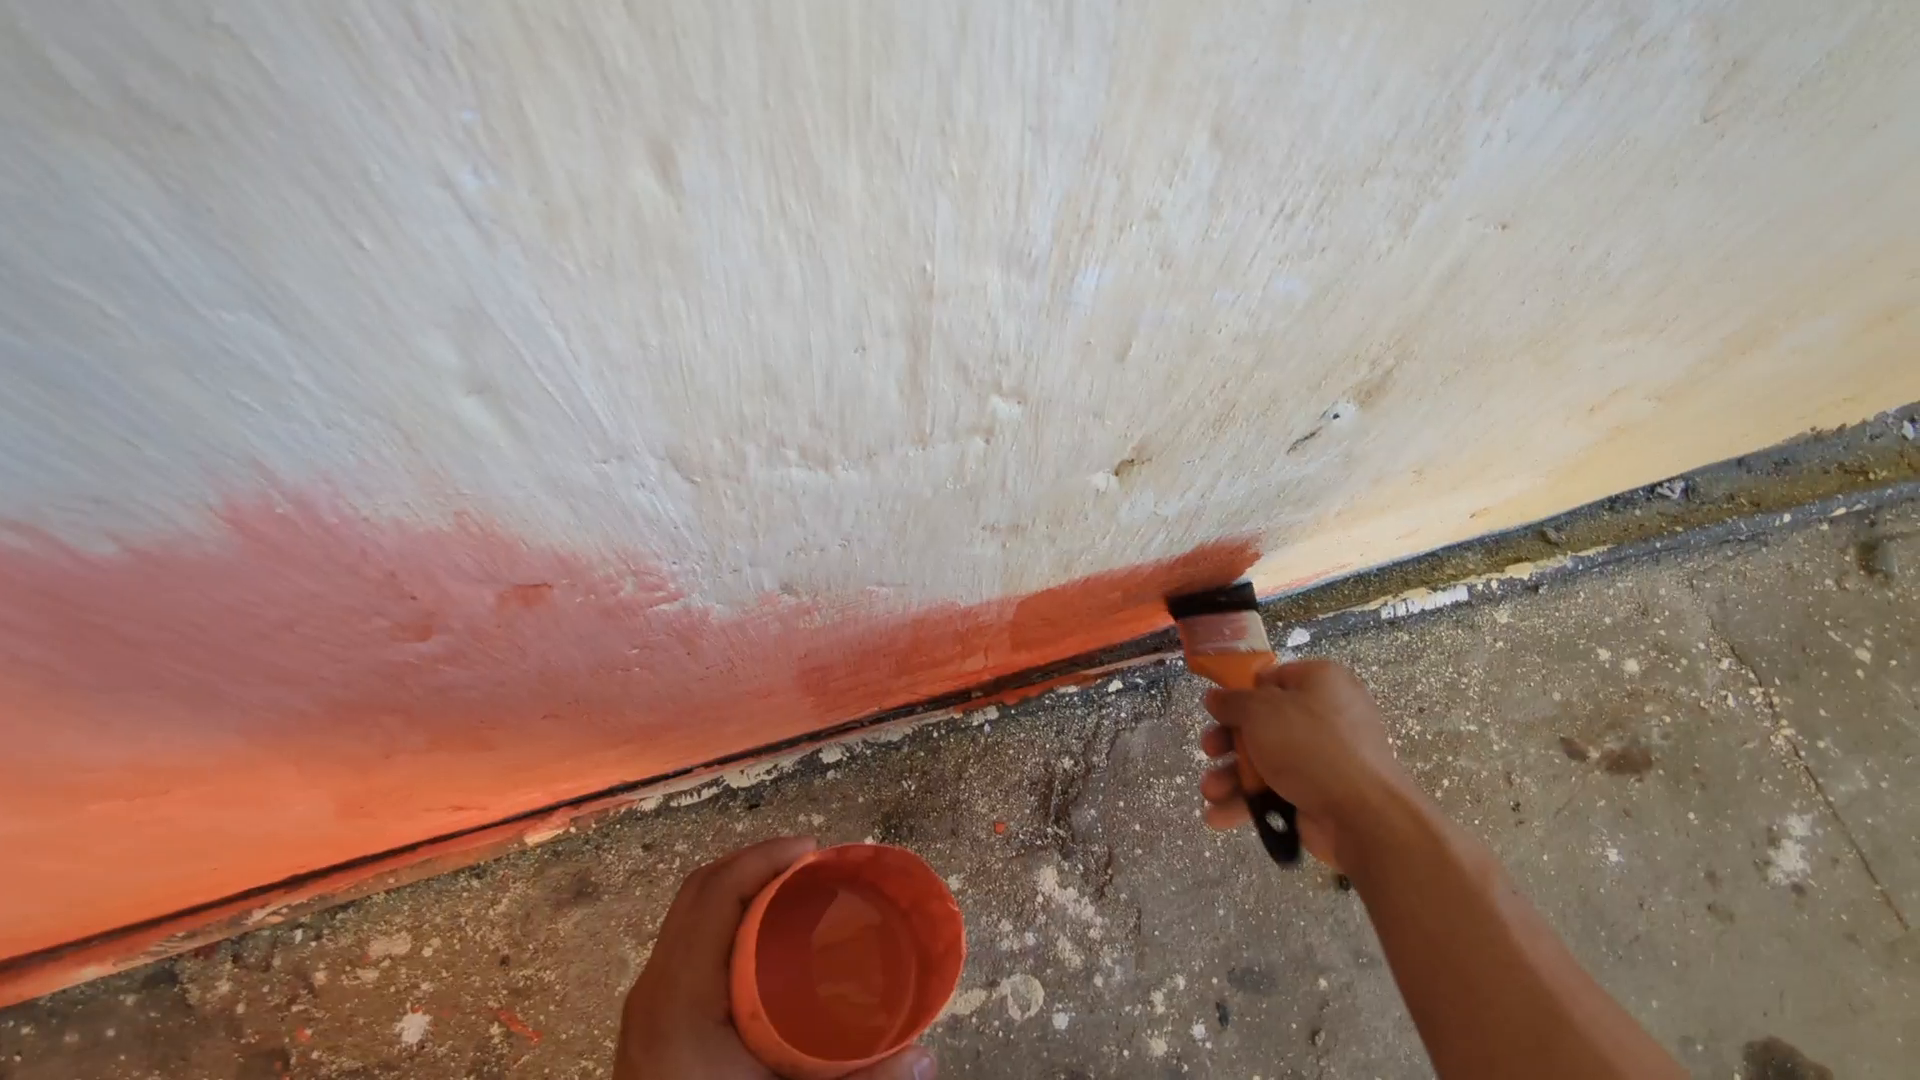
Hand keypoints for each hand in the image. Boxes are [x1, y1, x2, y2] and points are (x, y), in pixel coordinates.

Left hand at [614, 836, 936, 1079]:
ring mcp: (646, 1002)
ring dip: (738, 886)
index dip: (762, 857)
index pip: (714, 895)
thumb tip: (927, 1057)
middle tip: (810, 863)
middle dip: (755, 862)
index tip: (812, 851)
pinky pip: (685, 937)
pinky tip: (758, 933)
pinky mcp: (651, 1016)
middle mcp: (653, 989)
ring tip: (791, 888)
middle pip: (699, 891)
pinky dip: (723, 915)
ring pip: (688, 912)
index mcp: (679, 1000)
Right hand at [1198, 659, 1415, 868]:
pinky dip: (1248, 802)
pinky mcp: (1319, 794)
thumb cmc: (1310, 746)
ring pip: (1265, 761)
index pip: (1272, 679)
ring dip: (1231, 777)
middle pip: (1262, 723)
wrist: (1363, 815)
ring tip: (1211, 792)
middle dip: (1227, 743)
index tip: (1217, 709)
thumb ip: (1232, 702)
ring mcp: (1323, 759)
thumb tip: (1216, 698)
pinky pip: (1276, 791)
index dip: (1241, 693)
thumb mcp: (1260, 711)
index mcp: (1320, 682)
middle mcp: (1324, 716)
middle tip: (1209, 751)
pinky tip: (1219, 815)